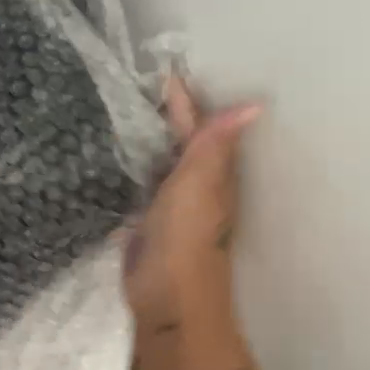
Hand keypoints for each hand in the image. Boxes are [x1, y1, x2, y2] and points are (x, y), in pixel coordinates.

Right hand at [123, 74, 263, 322]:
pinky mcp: (147, 223)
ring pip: (162, 162)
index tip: (165, 70)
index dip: (183, 102)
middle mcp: (193, 185)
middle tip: (142, 85)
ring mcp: (171, 206)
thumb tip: (254, 105)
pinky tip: (115, 163)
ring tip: (127, 115)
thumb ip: (212, 148)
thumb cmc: (183, 241)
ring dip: (150, 139)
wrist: (168, 299)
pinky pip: (141, 184)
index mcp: (207, 174)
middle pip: (181, 142)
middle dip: (167, 115)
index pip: (196, 128)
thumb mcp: (196, 189)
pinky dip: (133, 168)